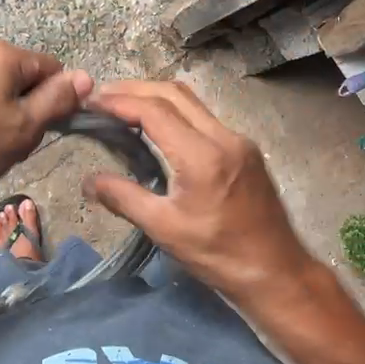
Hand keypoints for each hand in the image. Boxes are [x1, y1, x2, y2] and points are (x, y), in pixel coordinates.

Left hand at [0, 41, 92, 210]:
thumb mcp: (25, 126)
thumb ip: (58, 99)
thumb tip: (87, 76)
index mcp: (2, 53)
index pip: (52, 69)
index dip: (56, 101)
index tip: (43, 130)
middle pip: (25, 78)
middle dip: (29, 109)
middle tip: (15, 142)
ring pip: (2, 90)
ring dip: (7, 117)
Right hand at [83, 80, 314, 298]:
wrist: (277, 274)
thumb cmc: (219, 256)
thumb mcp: (164, 229)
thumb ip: (123, 198)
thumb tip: (88, 182)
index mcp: (203, 156)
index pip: (155, 111)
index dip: (119, 102)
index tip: (91, 102)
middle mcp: (224, 137)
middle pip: (173, 94)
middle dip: (134, 89)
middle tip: (100, 96)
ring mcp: (238, 140)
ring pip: (190, 101)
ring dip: (154, 96)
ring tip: (121, 106)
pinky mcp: (244, 149)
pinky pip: (202, 117)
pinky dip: (173, 111)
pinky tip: (154, 127)